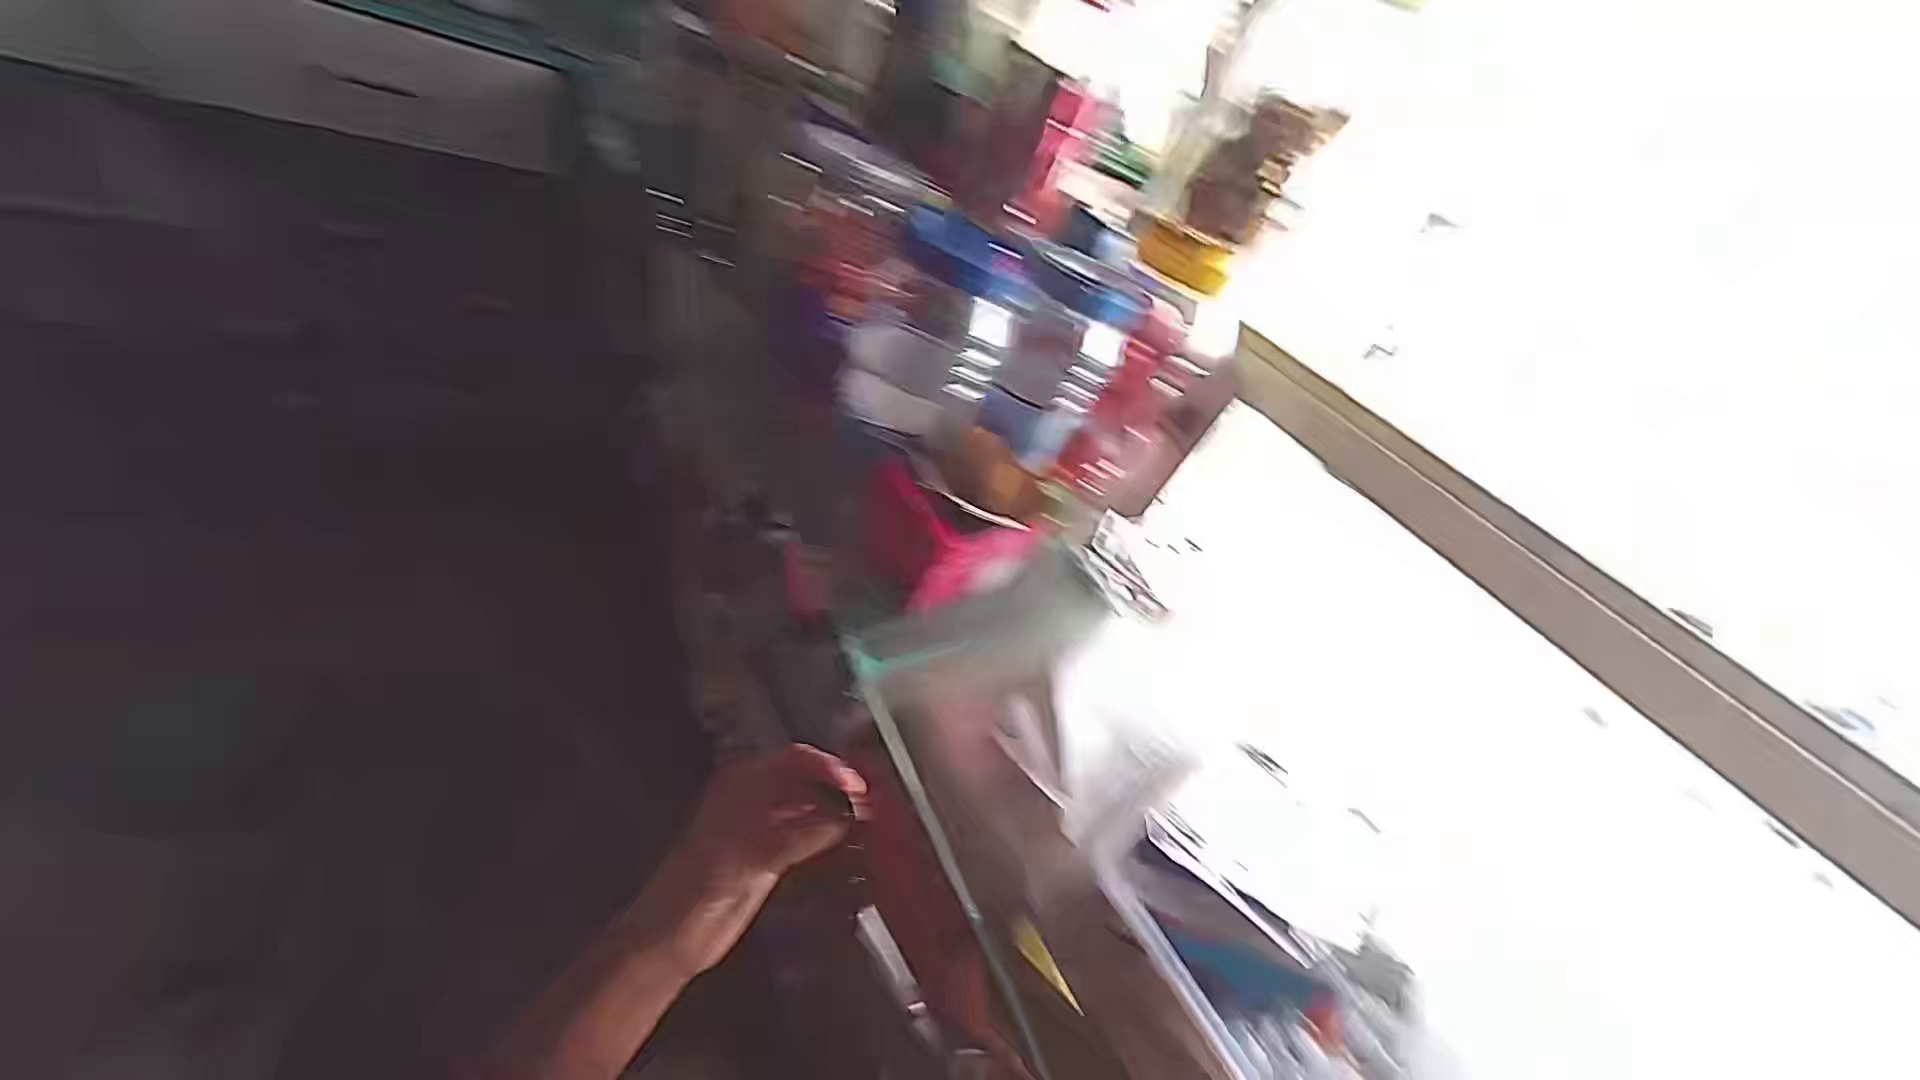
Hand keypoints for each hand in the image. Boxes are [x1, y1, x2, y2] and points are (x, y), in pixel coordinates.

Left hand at [641, 745, 869, 975]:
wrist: (672, 935)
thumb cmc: (701, 884)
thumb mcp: (757, 853)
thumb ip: (804, 834)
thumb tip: (844, 821)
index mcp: (745, 784)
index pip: (796, 759)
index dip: (829, 766)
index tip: (857, 783)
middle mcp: (756, 800)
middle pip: (805, 781)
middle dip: (837, 787)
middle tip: (869, 800)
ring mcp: (762, 828)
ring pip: (808, 808)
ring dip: (835, 812)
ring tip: (865, 820)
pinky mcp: (769, 857)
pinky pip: (806, 837)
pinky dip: (827, 836)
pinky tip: (845, 842)